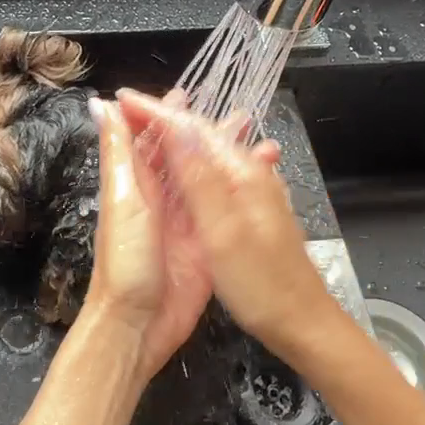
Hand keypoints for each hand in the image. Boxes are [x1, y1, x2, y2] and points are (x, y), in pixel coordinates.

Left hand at [80, 95, 276, 382]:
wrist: (139, 323)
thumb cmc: (125, 262)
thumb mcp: (123, 199)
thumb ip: (118, 152)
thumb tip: (101, 104)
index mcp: (136, 185)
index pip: (149, 140)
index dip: (163, 116)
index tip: (186, 93)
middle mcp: (159, 201)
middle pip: (182, 159)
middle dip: (204, 136)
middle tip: (238, 114)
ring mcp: (184, 224)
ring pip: (205, 182)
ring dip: (225, 159)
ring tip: (255, 138)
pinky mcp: (205, 247)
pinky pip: (222, 213)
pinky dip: (238, 194)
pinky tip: (260, 179)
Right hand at [114, 89, 337, 350]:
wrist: (304, 325)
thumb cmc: (262, 285)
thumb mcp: (223, 232)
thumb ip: (198, 179)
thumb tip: (176, 126)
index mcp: (240, 175)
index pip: (191, 130)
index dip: (154, 113)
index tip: (120, 99)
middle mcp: (248, 176)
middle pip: (200, 136)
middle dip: (163, 119)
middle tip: (126, 108)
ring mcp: (252, 195)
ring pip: (207, 155)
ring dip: (176, 139)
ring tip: (148, 127)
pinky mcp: (249, 214)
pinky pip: (213, 177)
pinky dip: (190, 166)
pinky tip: (183, 168)